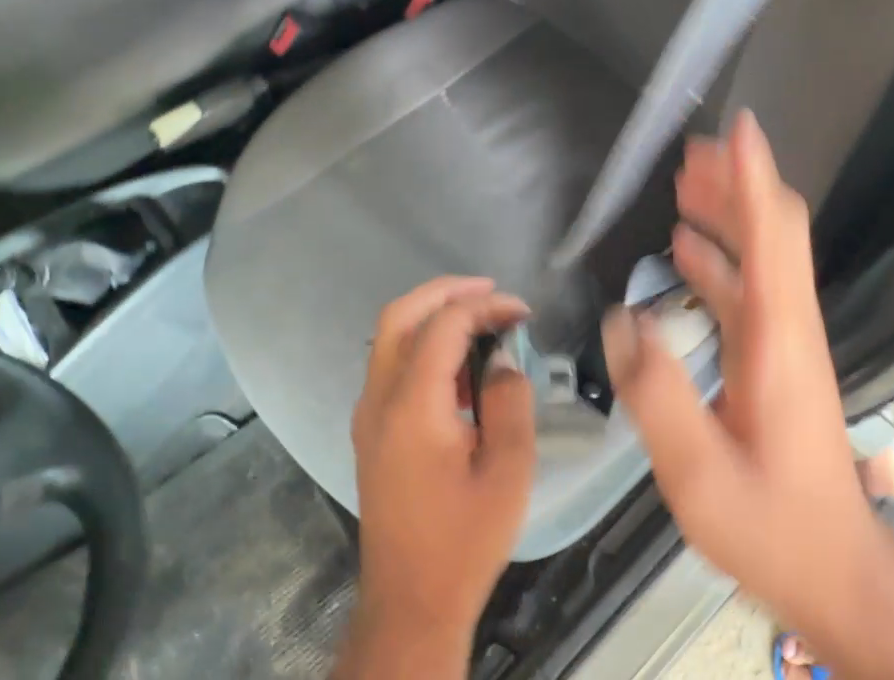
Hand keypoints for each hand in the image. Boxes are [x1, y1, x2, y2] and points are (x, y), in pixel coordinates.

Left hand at [337, 278, 535, 678]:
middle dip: (445, 292)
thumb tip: (501, 358)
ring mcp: (368, 419)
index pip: (443, 326)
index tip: (524, 313)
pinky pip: (390, 368)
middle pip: (398, 317)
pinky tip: (462, 367)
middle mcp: (379, 402)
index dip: (486, 306)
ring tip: (483, 323)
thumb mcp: (508, 468)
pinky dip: (423, 347)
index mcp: (413, 406)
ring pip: (388, 340)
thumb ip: (508, 399)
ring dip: (432, 318)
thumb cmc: (466, 537)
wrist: (412, 600)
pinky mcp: (372, 435)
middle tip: (492, 292)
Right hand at [603, 111, 888, 627]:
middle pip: (772, 233)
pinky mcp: (777, 362)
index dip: (753, 178)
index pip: (772, 235)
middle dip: (734, 185)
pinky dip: (720, 261)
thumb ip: (659, 395)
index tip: (738, 128)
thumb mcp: (700, 473)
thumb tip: (625, 321)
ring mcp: (786, 343)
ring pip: (760, 257)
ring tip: (684, 185)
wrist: (834, 567)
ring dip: (726, 215)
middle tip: (691, 152)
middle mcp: (788, 328)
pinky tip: (685, 256)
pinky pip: (748, 291)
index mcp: (777, 341)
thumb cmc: (771, 525)